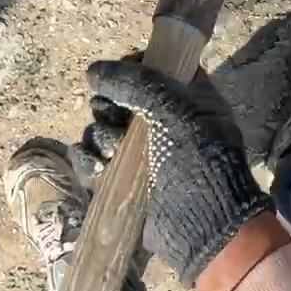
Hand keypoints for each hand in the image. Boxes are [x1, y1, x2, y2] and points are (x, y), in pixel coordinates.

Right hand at [72, 59, 271, 284]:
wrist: (203, 223)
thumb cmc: (198, 160)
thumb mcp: (176, 110)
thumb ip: (136, 83)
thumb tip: (93, 72)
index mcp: (186, 97)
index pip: (150, 67)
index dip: (130, 67)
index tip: (118, 75)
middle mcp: (162, 121)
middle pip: (116, 98)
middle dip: (108, 107)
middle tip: (115, 118)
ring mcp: (142, 152)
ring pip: (100, 129)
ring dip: (100, 137)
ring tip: (114, 151)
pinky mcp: (124, 179)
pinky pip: (91, 160)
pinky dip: (88, 160)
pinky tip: (97, 164)